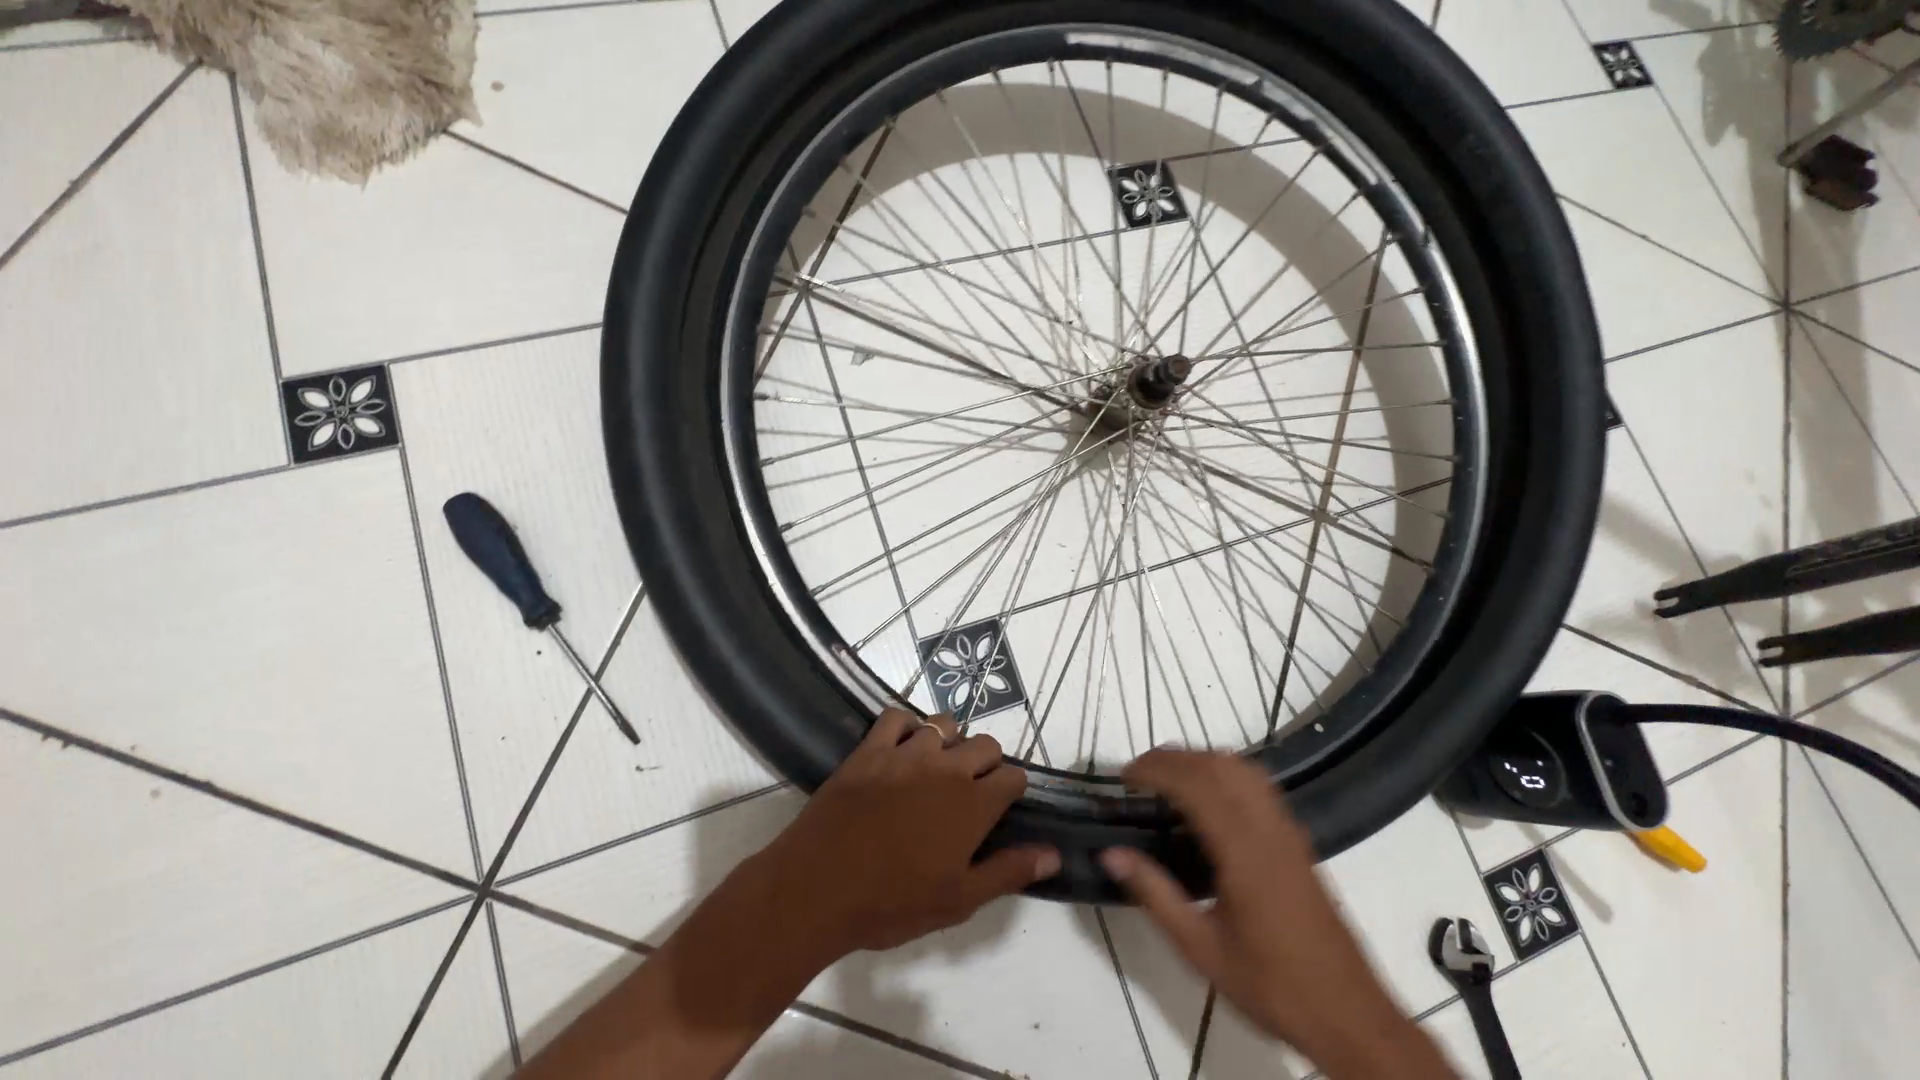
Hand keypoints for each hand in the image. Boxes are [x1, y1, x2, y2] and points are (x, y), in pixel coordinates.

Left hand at [748, 709, 1060, 959]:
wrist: (816, 889)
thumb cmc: (892, 903)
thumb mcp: (959, 900)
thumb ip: (1009, 871)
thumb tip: (1054, 854)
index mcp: (974, 804)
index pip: (1013, 777)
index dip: (1011, 790)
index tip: (1000, 808)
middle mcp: (946, 769)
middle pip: (985, 744)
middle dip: (987, 763)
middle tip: (969, 793)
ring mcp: (905, 754)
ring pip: (943, 725)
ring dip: (949, 742)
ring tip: (937, 768)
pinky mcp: (868, 750)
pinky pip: (896, 718)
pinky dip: (905, 726)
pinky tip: (901, 748)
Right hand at [1100, 750, 1451, 1078]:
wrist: (1348, 1014)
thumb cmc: (1270, 985)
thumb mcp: (1200, 947)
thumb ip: (1155, 894)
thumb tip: (1111, 854)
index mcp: (1245, 852)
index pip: (1196, 785)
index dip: (1157, 770)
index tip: (1123, 776)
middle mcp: (1270, 830)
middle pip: (1220, 767)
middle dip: (1175, 759)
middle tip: (1136, 775)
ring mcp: (1290, 834)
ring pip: (1245, 771)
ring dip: (1202, 762)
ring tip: (1166, 780)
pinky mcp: (1299, 844)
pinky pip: (1260, 788)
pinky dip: (1226, 775)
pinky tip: (1208, 802)